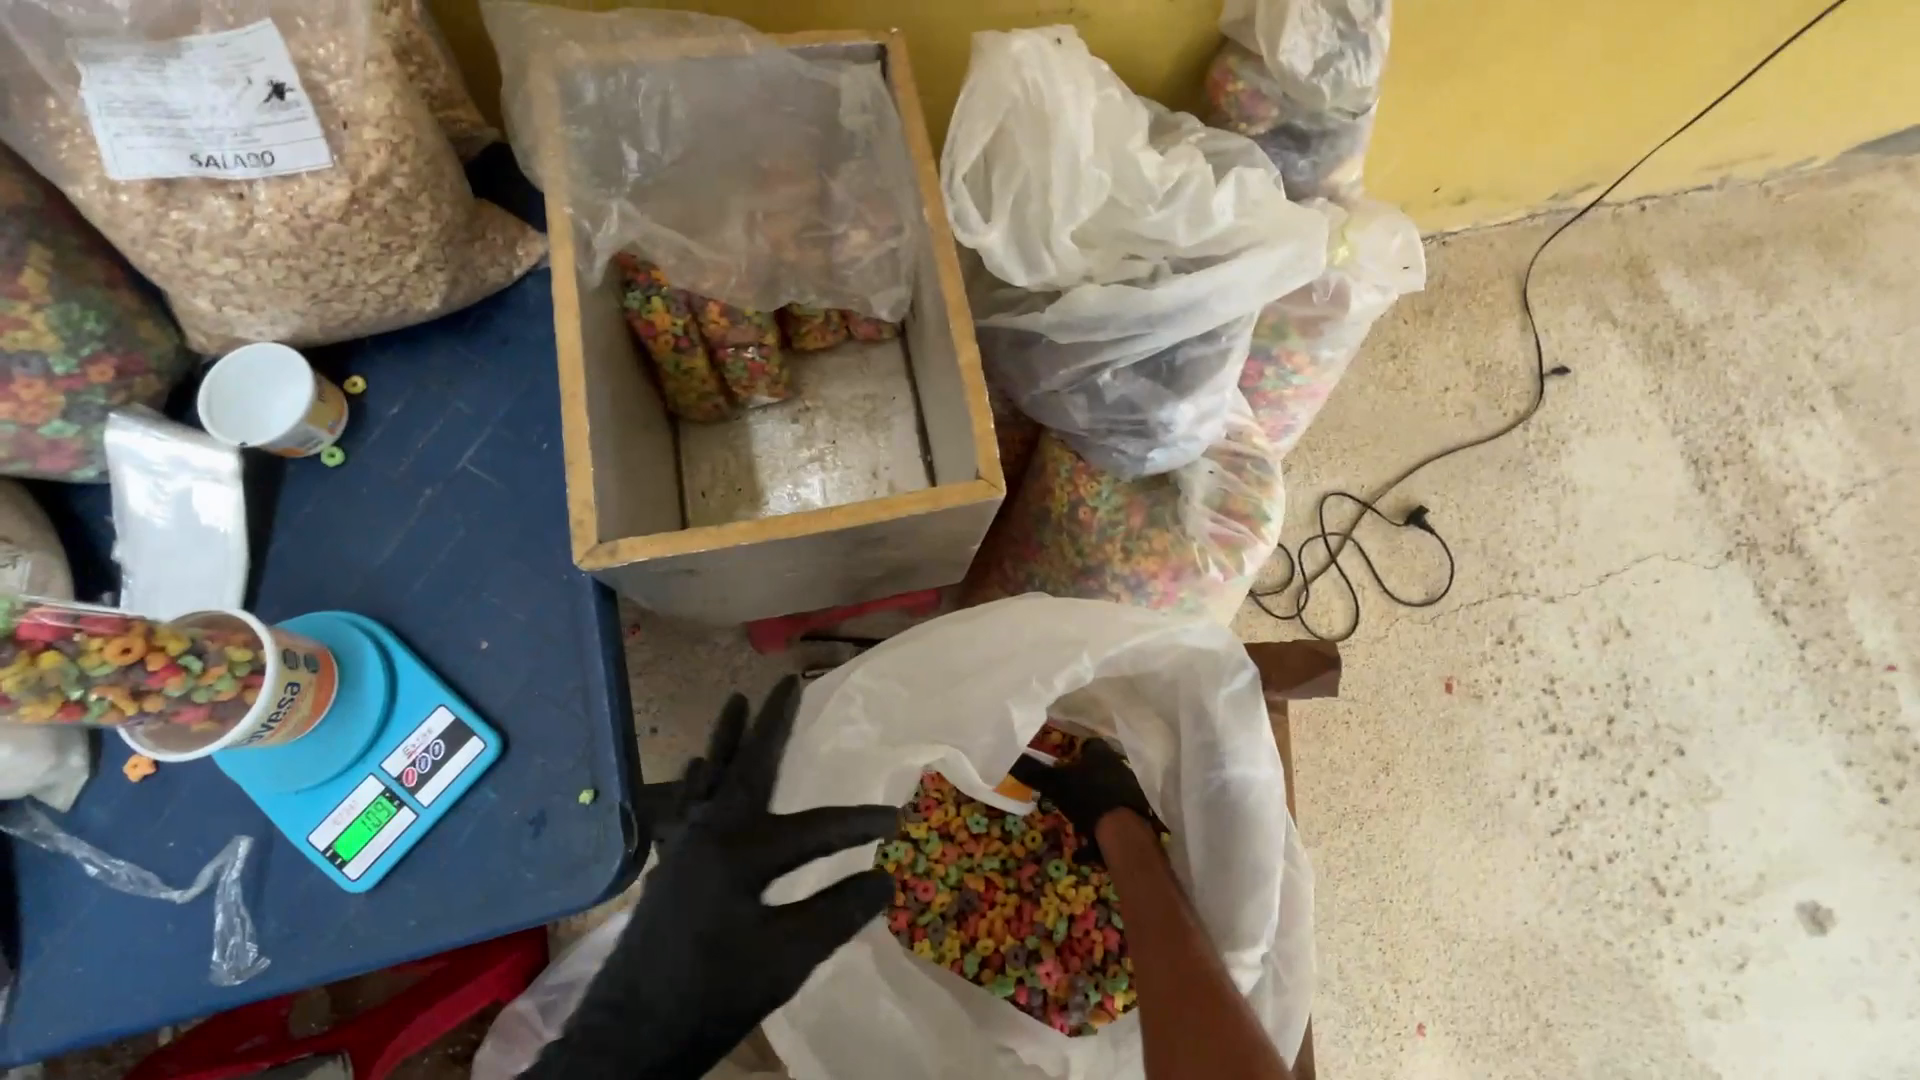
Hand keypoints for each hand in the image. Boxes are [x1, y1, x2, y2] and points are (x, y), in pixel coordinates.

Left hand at [533, 677, 897, 1078]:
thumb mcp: (790, 958)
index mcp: (743, 850)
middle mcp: (710, 833)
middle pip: (748, 766)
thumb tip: (886, 878)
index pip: (818, 828)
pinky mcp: (667, 867)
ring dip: (726, 740)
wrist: (633, 1037)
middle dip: (770, 724)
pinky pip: (683, 807)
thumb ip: (840, 911)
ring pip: (708, 778)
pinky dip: (695, 783)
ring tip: (733, 702)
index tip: (898, 821)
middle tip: (785, 684)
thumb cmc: (715, 993)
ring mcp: (683, 847)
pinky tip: (693, 773)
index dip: (860, 823)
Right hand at [1011, 736, 1154, 862]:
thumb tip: (1012, 762)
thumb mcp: (1055, 784)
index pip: (1088, 744)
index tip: (1063, 763)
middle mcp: (1119, 765)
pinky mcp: (1137, 810)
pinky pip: (1116, 812)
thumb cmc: (1086, 796)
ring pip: (1108, 789)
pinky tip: (1090, 838)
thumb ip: (1035, 773)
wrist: (1121, 828)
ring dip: (1095, 799)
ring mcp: (1131, 788)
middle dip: (1085, 777)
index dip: (1075, 752)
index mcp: (1100, 753)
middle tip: (1068, 790)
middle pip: (1099, 767)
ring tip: (1078, 816)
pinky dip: (1104, 821)